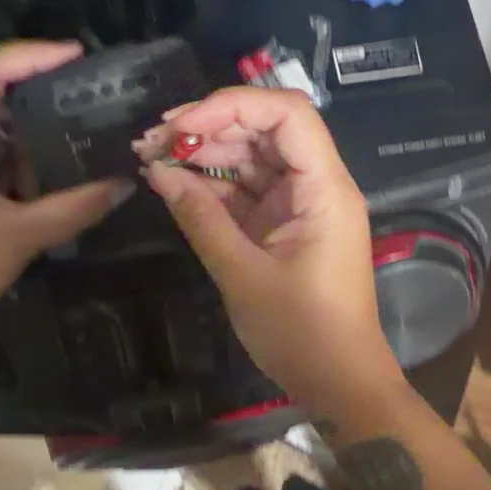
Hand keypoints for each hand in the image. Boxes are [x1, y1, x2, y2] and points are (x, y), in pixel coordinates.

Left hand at [0, 41, 132, 361]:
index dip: (31, 55)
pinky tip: (44, 157)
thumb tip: (125, 184)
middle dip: (33, 82)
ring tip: (73, 117)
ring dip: (23, 117)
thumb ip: (76, 207)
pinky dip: (10, 144)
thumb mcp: (21, 237)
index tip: (77, 55)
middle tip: (84, 86)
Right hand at [139, 87, 407, 413]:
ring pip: (254, 159)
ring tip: (153, 157)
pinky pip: (248, 192)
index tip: (180, 124)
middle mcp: (317, 186)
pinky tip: (174, 183)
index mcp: (324, 189)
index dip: (230, 106)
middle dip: (209, 127)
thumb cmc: (301, 333)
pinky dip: (213, 186)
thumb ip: (200, 218)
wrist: (338, 383)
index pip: (286, 115)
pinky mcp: (285, 227)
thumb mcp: (242, 275)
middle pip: (266, 130)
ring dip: (205, 154)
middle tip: (152, 140)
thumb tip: (157, 172)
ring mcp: (300, 206)